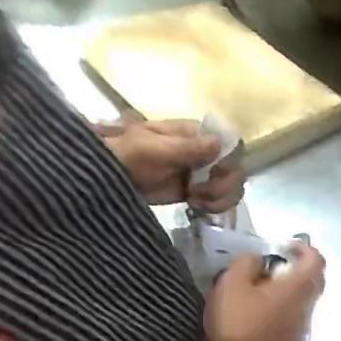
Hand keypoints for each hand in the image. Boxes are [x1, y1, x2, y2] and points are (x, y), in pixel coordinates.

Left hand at [100, 116, 243, 211]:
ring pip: (229, 185)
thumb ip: (187, 148)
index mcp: (195, 134)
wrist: (105, 177)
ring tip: (197, 202)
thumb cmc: (127, 155)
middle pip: (234, 168)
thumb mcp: (154, 149)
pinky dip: (213, 206)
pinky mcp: (192, 191)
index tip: (214, 174)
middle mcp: (202, 152)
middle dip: (224, 185)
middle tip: (201, 195)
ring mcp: (198, 173)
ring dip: (220, 198)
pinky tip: (195, 207)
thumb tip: (220, 144)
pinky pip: (216, 199)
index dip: (230, 163)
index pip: (231, 145)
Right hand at [205, 247, 324, 340]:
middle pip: (316, 280)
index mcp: (297, 289)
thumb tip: (261, 260)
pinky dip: (287, 304)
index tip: (286, 246)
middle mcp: (306, 307)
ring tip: (267, 285)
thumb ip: (249, 261)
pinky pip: (297, 314)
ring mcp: (301, 327)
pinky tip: (265, 308)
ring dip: (293, 287)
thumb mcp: (232, 281)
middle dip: (301, 267)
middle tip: (278, 263)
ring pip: (307, 299)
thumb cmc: (235, 320)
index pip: (317, 261)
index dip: (305, 248)